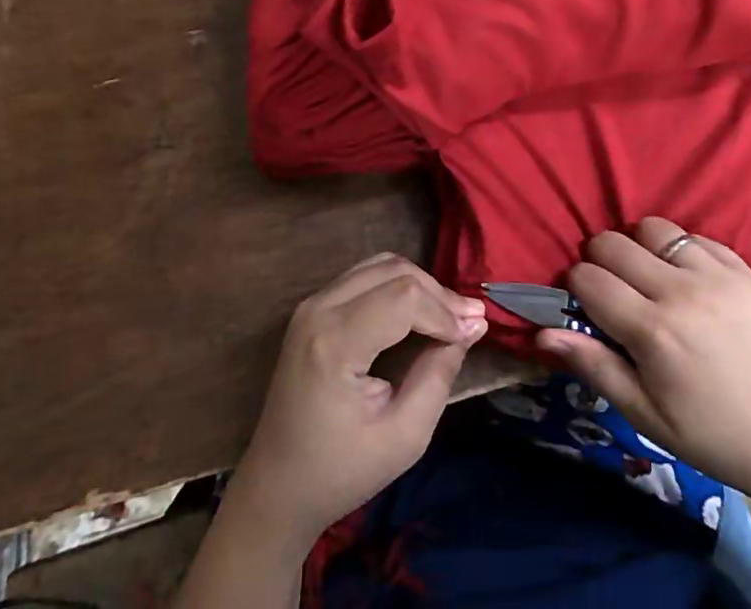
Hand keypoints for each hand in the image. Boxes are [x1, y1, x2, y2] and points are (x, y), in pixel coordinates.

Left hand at [226, 254, 486, 540]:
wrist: (278, 485)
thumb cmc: (340, 470)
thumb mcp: (405, 436)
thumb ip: (439, 375)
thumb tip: (472, 327)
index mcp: (334, 343)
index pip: (404, 297)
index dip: (445, 311)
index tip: (471, 337)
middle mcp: (318, 310)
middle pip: (394, 271)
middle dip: (438, 294)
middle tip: (470, 323)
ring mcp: (311, 305)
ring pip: (380, 265)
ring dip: (420, 286)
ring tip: (450, 318)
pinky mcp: (312, 309)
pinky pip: (364, 277)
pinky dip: (398, 287)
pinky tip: (420, 313)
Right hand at [535, 217, 750, 519]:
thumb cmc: (711, 435)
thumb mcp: (644, 413)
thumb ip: (593, 365)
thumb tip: (541, 333)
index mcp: (653, 330)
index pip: (588, 278)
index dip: (576, 288)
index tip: (585, 306)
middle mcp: (683, 291)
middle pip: (614, 243)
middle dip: (600, 261)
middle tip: (612, 291)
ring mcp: (719, 277)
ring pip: (655, 228)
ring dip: (639, 246)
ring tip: (648, 277)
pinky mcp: (747, 273)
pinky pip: (698, 237)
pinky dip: (680, 249)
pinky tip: (686, 279)